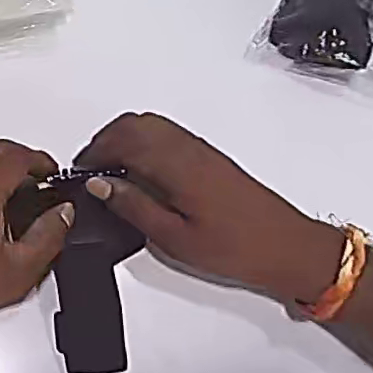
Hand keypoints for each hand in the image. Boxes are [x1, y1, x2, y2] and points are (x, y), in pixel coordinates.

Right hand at [75, 113, 342, 306]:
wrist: (290, 249)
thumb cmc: (238, 248)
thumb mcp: (175, 238)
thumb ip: (133, 207)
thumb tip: (100, 184)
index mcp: (177, 165)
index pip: (123, 140)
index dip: (95, 152)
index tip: (82, 172)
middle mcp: (187, 148)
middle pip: (134, 124)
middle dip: (105, 140)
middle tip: (91, 168)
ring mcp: (199, 149)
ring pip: (149, 124)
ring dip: (123, 137)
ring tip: (110, 167)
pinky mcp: (207, 155)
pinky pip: (165, 132)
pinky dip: (141, 140)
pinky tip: (138, 168)